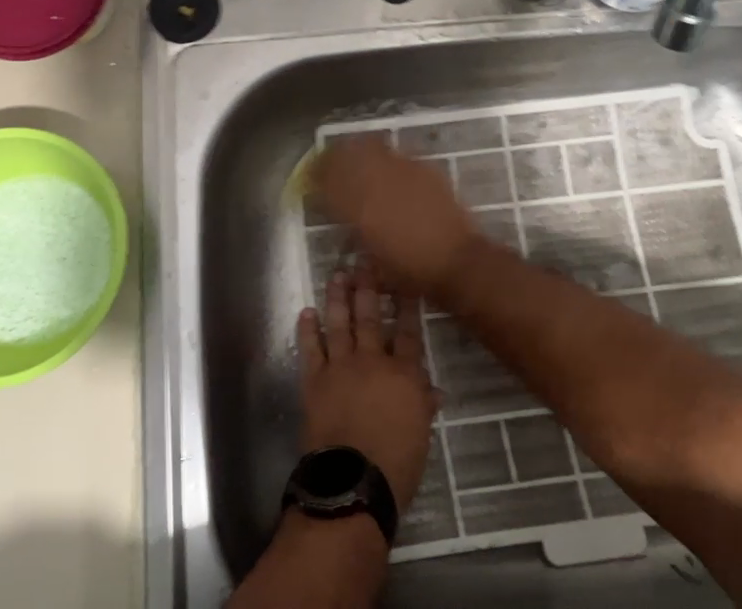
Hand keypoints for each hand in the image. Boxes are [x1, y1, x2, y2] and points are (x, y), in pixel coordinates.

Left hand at [297, 261, 436, 512]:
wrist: (353, 480)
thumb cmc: (398, 462)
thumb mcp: (421, 433)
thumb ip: (423, 404)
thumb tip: (433, 390)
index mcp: (405, 374)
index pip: (408, 331)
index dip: (407, 304)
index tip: (405, 280)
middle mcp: (372, 362)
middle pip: (370, 317)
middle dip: (369, 286)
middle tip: (365, 260)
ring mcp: (341, 368)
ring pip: (340, 324)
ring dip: (338, 297)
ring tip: (338, 274)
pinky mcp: (314, 381)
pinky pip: (311, 348)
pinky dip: (309, 329)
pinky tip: (308, 312)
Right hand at [311, 137, 478, 295]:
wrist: (456, 261)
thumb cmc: (410, 269)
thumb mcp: (370, 253)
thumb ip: (352, 227)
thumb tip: (340, 211)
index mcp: (358, 206)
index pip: (326, 179)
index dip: (315, 174)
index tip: (310, 177)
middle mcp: (376, 181)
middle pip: (345, 154)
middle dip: (333, 156)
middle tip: (328, 163)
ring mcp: (402, 170)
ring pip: (370, 146)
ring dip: (356, 150)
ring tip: (354, 157)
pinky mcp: (423, 168)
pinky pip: (395, 153)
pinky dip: (384, 156)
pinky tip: (385, 165)